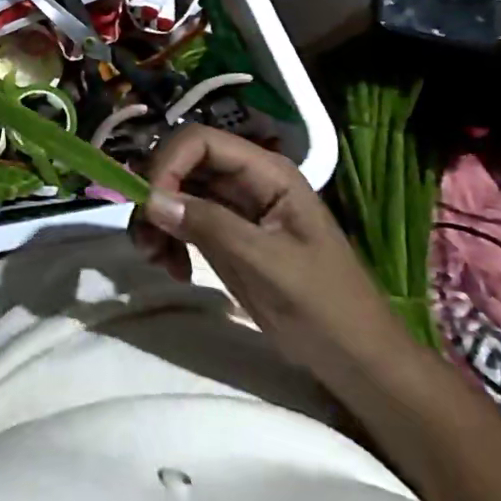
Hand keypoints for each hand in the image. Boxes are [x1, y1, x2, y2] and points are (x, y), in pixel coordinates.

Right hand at [131, 125, 401, 374]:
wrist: (355, 358)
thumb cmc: (324, 306)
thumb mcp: (268, 264)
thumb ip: (210, 225)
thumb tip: (150, 199)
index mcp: (267, 173)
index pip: (200, 142)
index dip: (168, 164)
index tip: (149, 206)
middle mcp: (246, 180)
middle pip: (182, 164)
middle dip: (155, 195)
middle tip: (145, 241)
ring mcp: (233, 207)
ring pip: (175, 192)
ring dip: (156, 220)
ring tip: (156, 260)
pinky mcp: (223, 234)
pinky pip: (181, 221)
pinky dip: (166, 240)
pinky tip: (173, 270)